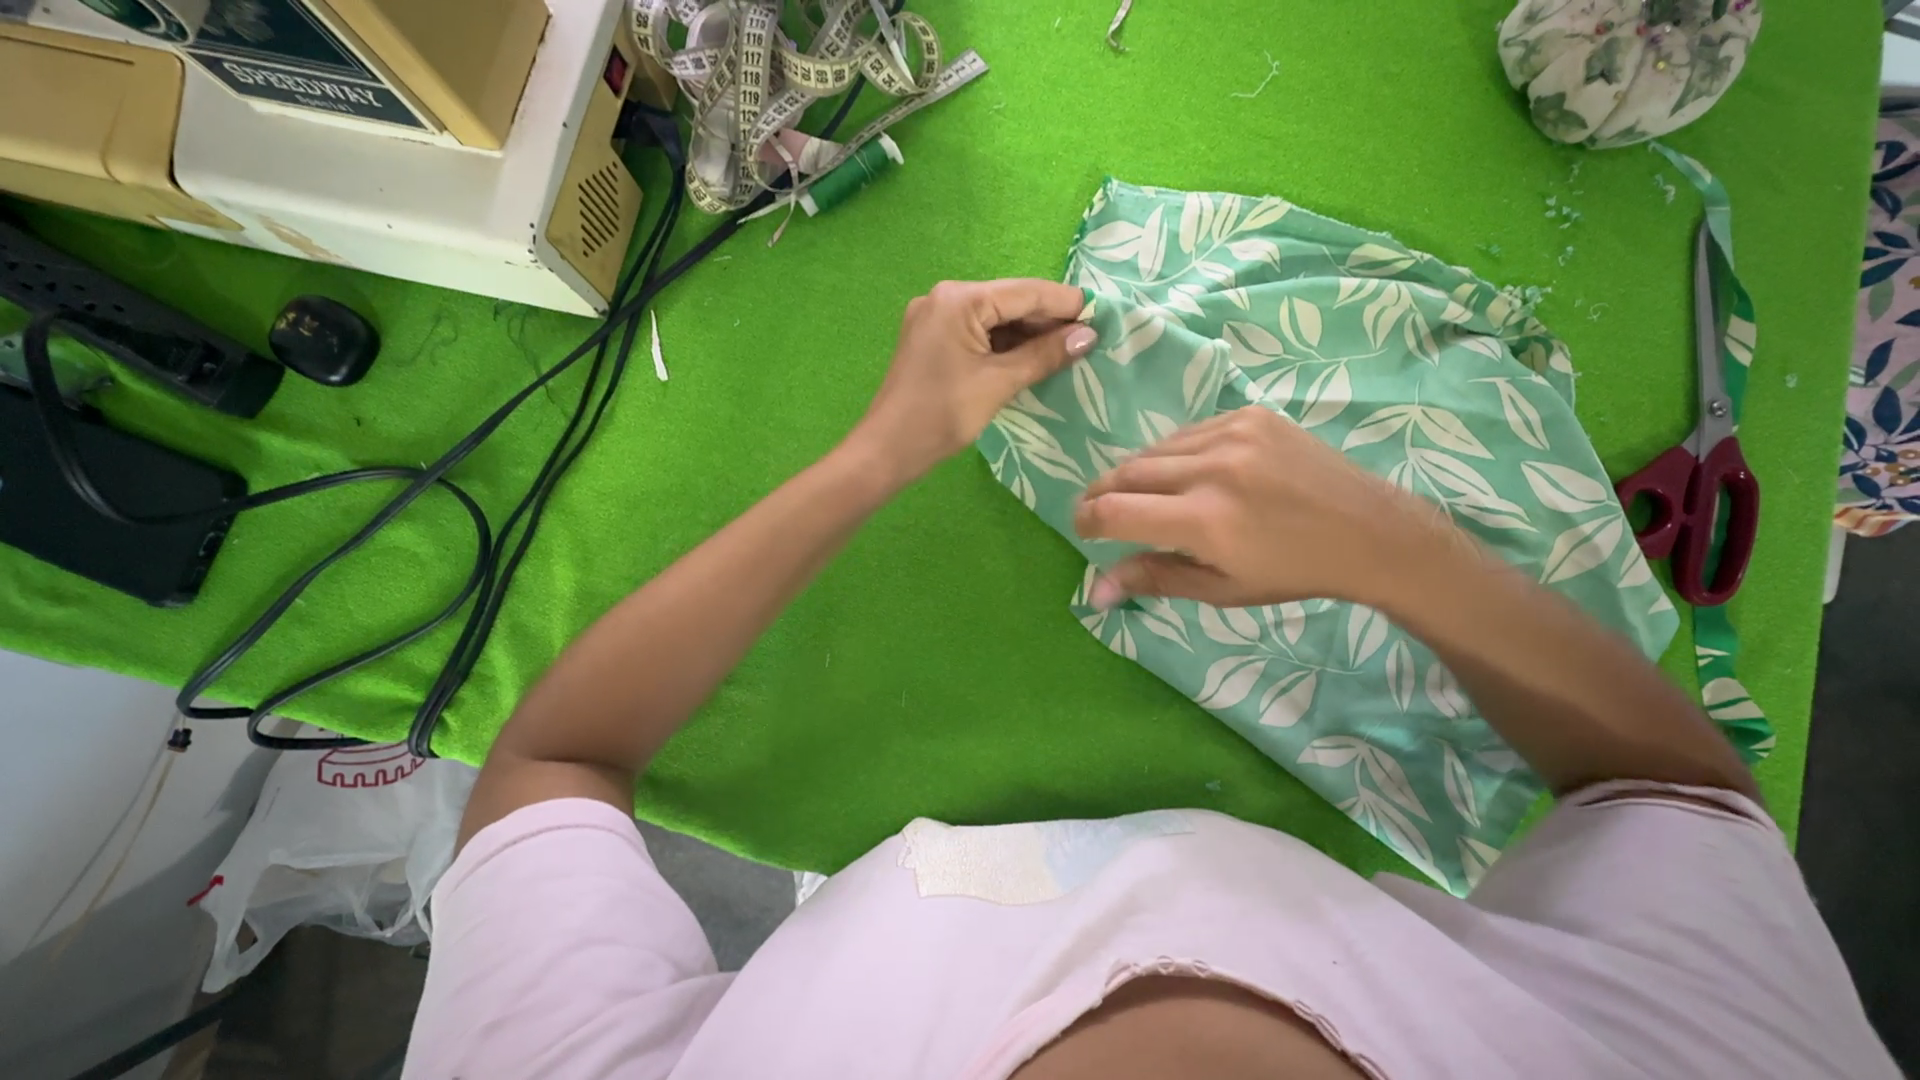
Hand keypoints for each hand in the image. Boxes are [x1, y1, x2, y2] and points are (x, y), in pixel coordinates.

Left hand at [855, 279, 1097, 477]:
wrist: (887, 450)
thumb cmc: (942, 415)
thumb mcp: (999, 383)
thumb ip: (1044, 354)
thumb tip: (1088, 335)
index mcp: (959, 299)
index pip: (1025, 292)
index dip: (1066, 304)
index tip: (1103, 316)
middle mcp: (945, 297)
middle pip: (1010, 301)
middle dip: (1048, 320)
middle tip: (1089, 338)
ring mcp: (935, 317)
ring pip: (995, 319)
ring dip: (1028, 334)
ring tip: (1068, 351)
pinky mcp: (932, 339)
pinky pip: (979, 333)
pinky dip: (1005, 345)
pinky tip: (1032, 358)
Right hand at [1074, 406, 1465, 609]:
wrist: (1369, 530)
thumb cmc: (1292, 571)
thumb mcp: (1221, 589)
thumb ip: (1154, 579)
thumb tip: (1095, 592)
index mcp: (1204, 521)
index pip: (1114, 512)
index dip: (1085, 520)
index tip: (1083, 529)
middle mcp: (1211, 470)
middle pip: (1125, 474)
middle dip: (1102, 495)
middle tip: (1099, 513)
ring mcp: (1232, 434)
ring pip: (1154, 450)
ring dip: (1136, 474)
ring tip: (1143, 496)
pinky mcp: (1249, 414)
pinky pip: (1188, 433)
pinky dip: (1174, 454)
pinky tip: (1186, 474)